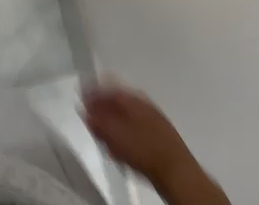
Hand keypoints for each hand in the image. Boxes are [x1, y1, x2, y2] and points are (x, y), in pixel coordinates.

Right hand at [82, 85, 206, 192]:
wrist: (177, 172)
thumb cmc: (143, 149)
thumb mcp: (114, 134)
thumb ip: (97, 120)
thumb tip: (85, 108)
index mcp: (132, 97)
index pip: (108, 85)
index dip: (92, 89)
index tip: (81, 97)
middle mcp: (144, 103)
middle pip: (117, 100)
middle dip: (102, 109)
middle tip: (90, 119)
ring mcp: (153, 119)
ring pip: (126, 116)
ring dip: (112, 123)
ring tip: (104, 136)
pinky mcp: (158, 136)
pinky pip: (135, 129)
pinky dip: (124, 134)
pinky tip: (121, 147)